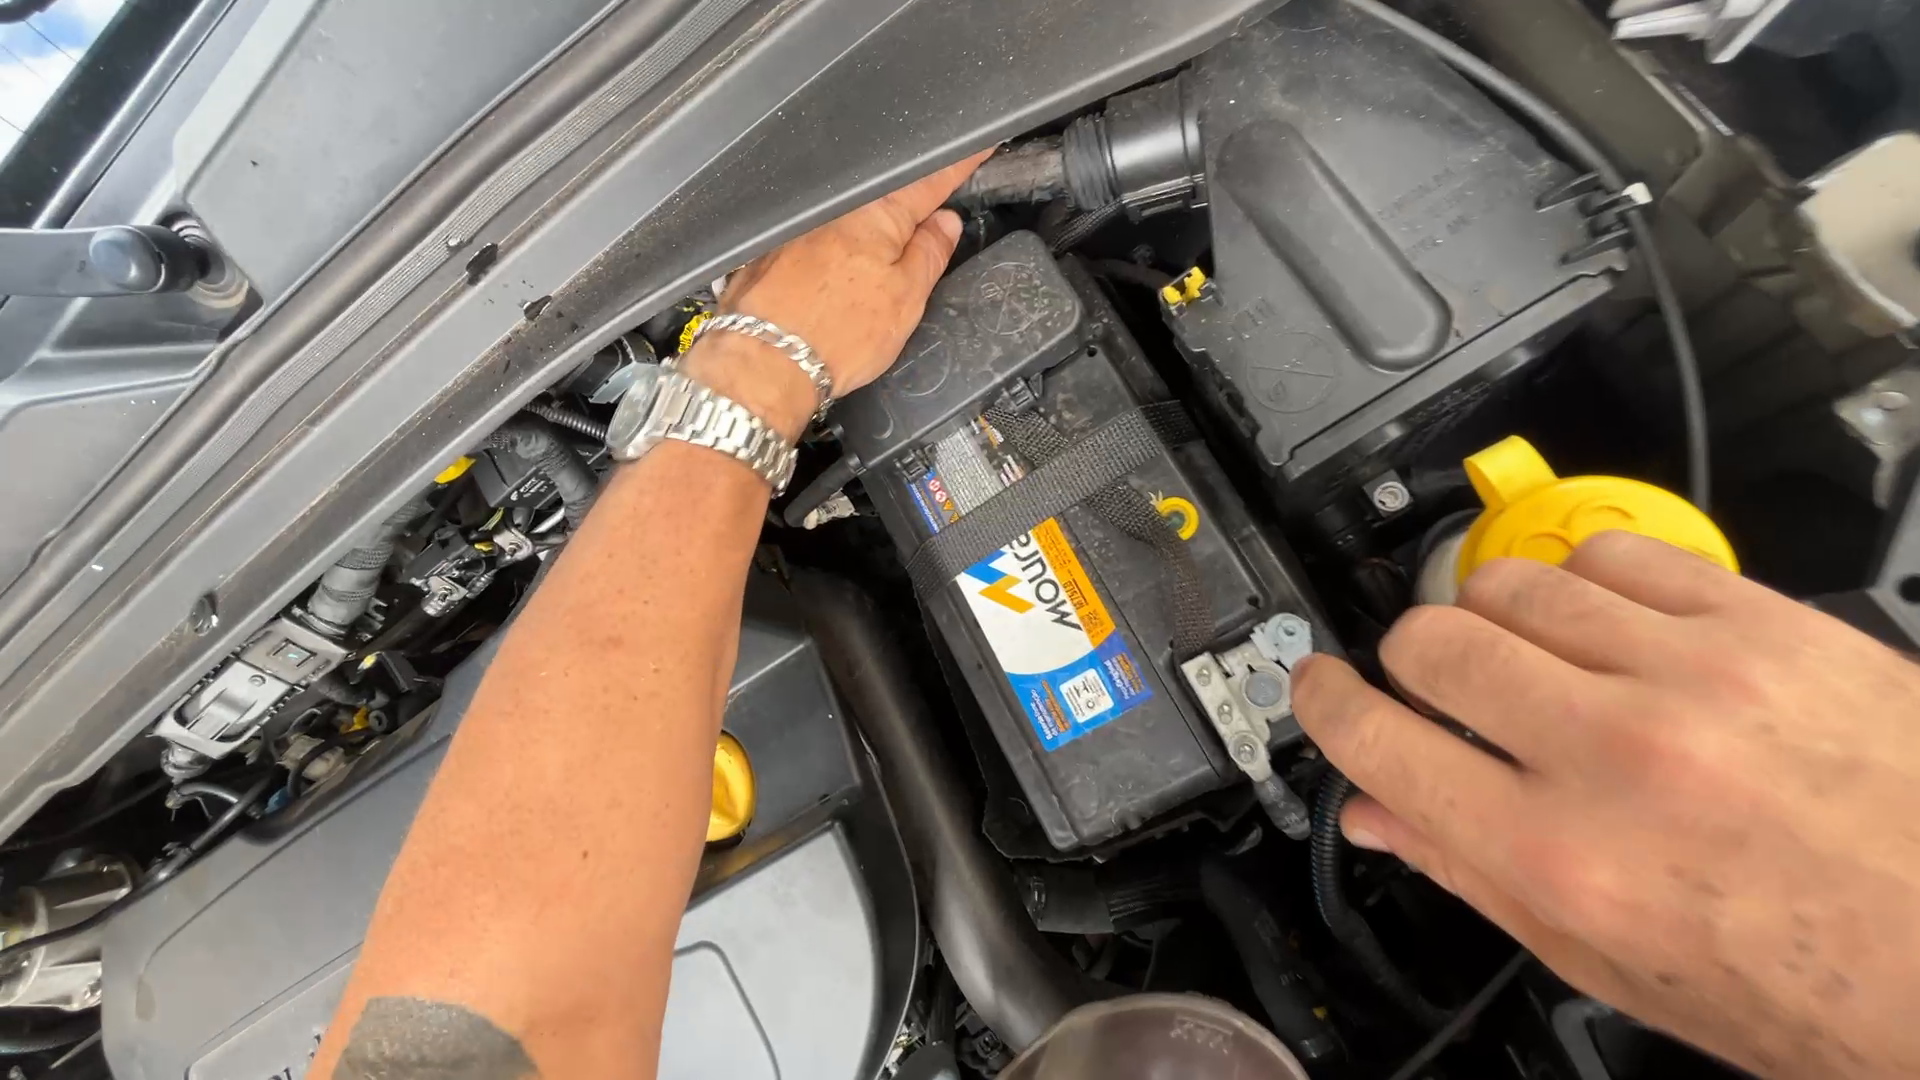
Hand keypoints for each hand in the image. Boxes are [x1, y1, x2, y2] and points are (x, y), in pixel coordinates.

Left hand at [677, 150, 992, 440]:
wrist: (767, 362)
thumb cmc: (835, 335)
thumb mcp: (905, 300)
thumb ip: (929, 254)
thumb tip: (946, 224)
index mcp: (878, 213)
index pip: (930, 180)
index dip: (958, 163)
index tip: (977, 146)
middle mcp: (836, 209)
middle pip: (886, 198)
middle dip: (911, 206)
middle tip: (930, 228)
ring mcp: (800, 227)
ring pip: (850, 220)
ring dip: (869, 237)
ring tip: (876, 276)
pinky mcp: (772, 251)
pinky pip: (817, 240)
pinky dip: (834, 254)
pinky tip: (835, 284)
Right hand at [1293, 531, 1919, 1078]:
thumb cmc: (1824, 984)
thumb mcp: (1609, 959)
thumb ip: (1465, 871)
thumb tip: (1373, 813)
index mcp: (1564, 855)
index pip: (1373, 740)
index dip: (1322, 702)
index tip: (1320, 687)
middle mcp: (1617, 758)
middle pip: (1425, 641)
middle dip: (1407, 661)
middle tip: (1440, 686)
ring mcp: (1696, 678)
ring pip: (1504, 584)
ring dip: (1491, 619)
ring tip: (1531, 658)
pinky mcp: (1767, 626)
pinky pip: (1608, 556)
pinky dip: (1579, 585)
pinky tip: (1605, 630)